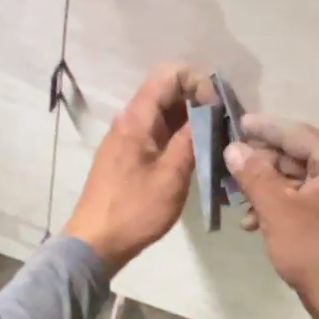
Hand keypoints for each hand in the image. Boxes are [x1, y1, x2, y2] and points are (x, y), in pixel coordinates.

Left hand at [63, 63, 215, 271]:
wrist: (95, 243)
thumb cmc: (134, 211)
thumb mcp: (171, 175)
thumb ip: (191, 138)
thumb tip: (210, 111)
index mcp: (136, 119)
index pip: (169, 74)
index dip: (198, 82)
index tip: (218, 109)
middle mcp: (127, 121)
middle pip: (166, 93)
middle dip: (197, 102)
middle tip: (223, 126)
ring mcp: (124, 139)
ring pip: (161, 115)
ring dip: (188, 122)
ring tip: (214, 143)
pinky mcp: (124, 157)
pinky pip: (154, 135)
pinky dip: (175, 138)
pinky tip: (193, 157)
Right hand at [224, 115, 318, 318]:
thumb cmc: (311, 249)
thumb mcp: (275, 209)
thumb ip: (253, 174)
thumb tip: (233, 148)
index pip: (295, 133)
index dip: (263, 129)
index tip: (235, 123)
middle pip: (296, 156)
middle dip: (261, 166)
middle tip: (229, 169)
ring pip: (297, 179)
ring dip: (266, 189)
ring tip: (239, 205)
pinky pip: (305, 197)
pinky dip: (280, 205)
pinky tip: (256, 222)